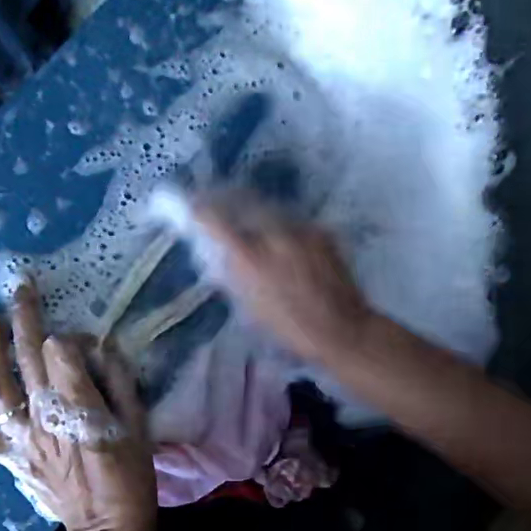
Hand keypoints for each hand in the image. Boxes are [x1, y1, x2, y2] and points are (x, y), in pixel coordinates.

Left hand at [0, 282, 157, 530]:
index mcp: (82, 411)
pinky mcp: (10, 458)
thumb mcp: (139, 426)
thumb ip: (119, 383)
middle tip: (20, 292)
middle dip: (24, 319)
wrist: (106, 529)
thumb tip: (100, 346)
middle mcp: (45, 420)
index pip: (59, 356)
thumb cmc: (130, 477)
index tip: (77, 339)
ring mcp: (22, 440)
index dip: (66, 339)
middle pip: (27, 360)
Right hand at [186, 191, 376, 360]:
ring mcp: (300, 229)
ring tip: (247, 219)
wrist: (342, 329)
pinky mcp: (321, 231)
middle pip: (241, 202)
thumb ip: (231, 275)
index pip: (213, 219)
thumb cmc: (288, 329)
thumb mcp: (248, 306)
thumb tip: (216, 255)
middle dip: (224, 200)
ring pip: (267, 208)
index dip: (197, 208)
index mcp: (249, 257)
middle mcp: (272, 235)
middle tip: (214, 203)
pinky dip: (280, 226)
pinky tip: (281, 240)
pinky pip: (292, 221)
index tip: (188, 204)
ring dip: (252, 210)